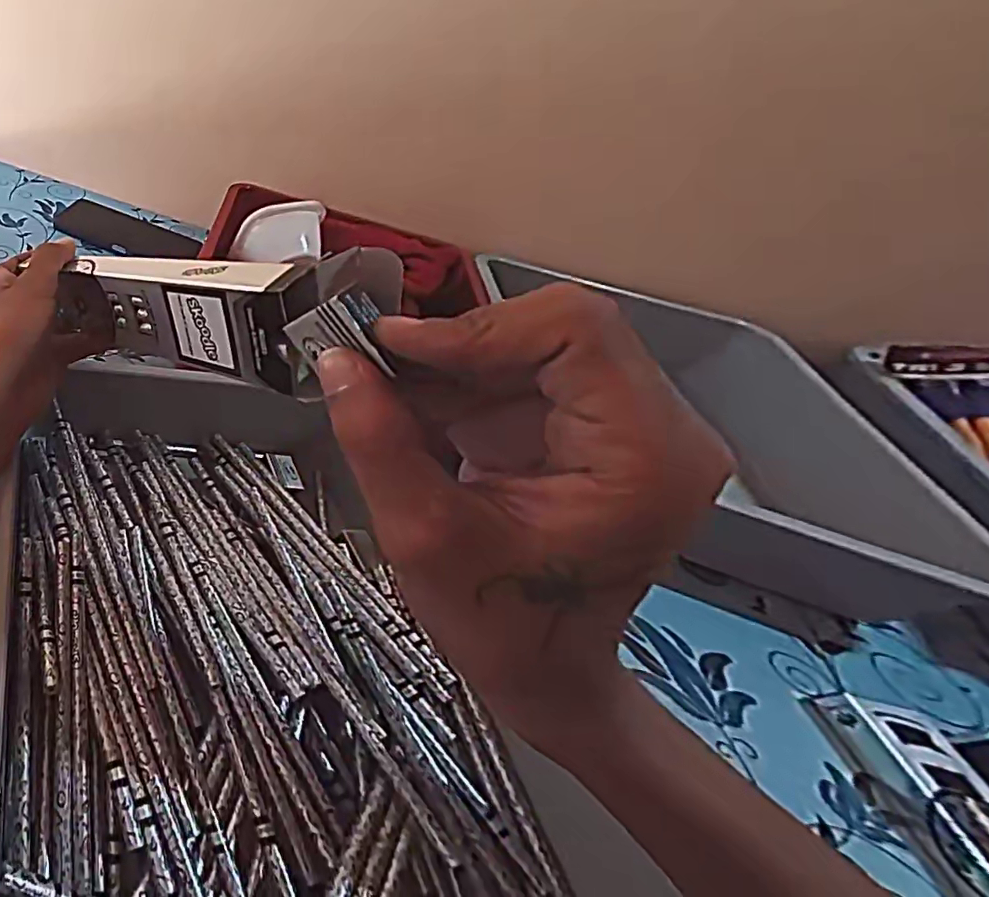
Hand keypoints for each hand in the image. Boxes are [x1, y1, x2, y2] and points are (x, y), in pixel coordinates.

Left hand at [0, 240, 112, 432]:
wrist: (6, 389)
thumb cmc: (4, 338)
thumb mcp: (31, 284)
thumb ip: (49, 260)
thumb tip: (63, 244)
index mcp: (5, 288)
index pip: (22, 264)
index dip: (43, 257)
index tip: (67, 253)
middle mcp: (19, 312)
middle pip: (48, 290)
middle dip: (70, 284)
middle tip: (94, 277)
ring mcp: (35, 337)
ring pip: (64, 318)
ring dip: (84, 311)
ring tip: (106, 301)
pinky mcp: (50, 359)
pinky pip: (76, 344)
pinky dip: (93, 338)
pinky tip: (108, 331)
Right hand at [316, 283, 732, 752]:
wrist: (536, 663)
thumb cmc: (505, 624)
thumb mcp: (422, 535)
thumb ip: (377, 441)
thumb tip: (340, 366)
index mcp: (643, 458)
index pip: (573, 332)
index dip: (472, 326)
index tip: (396, 343)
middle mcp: (648, 430)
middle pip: (546, 329)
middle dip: (450, 342)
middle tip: (377, 360)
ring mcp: (613, 424)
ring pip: (517, 342)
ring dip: (440, 362)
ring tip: (382, 393)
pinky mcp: (573, 425)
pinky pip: (506, 370)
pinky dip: (446, 381)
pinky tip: (407, 411)